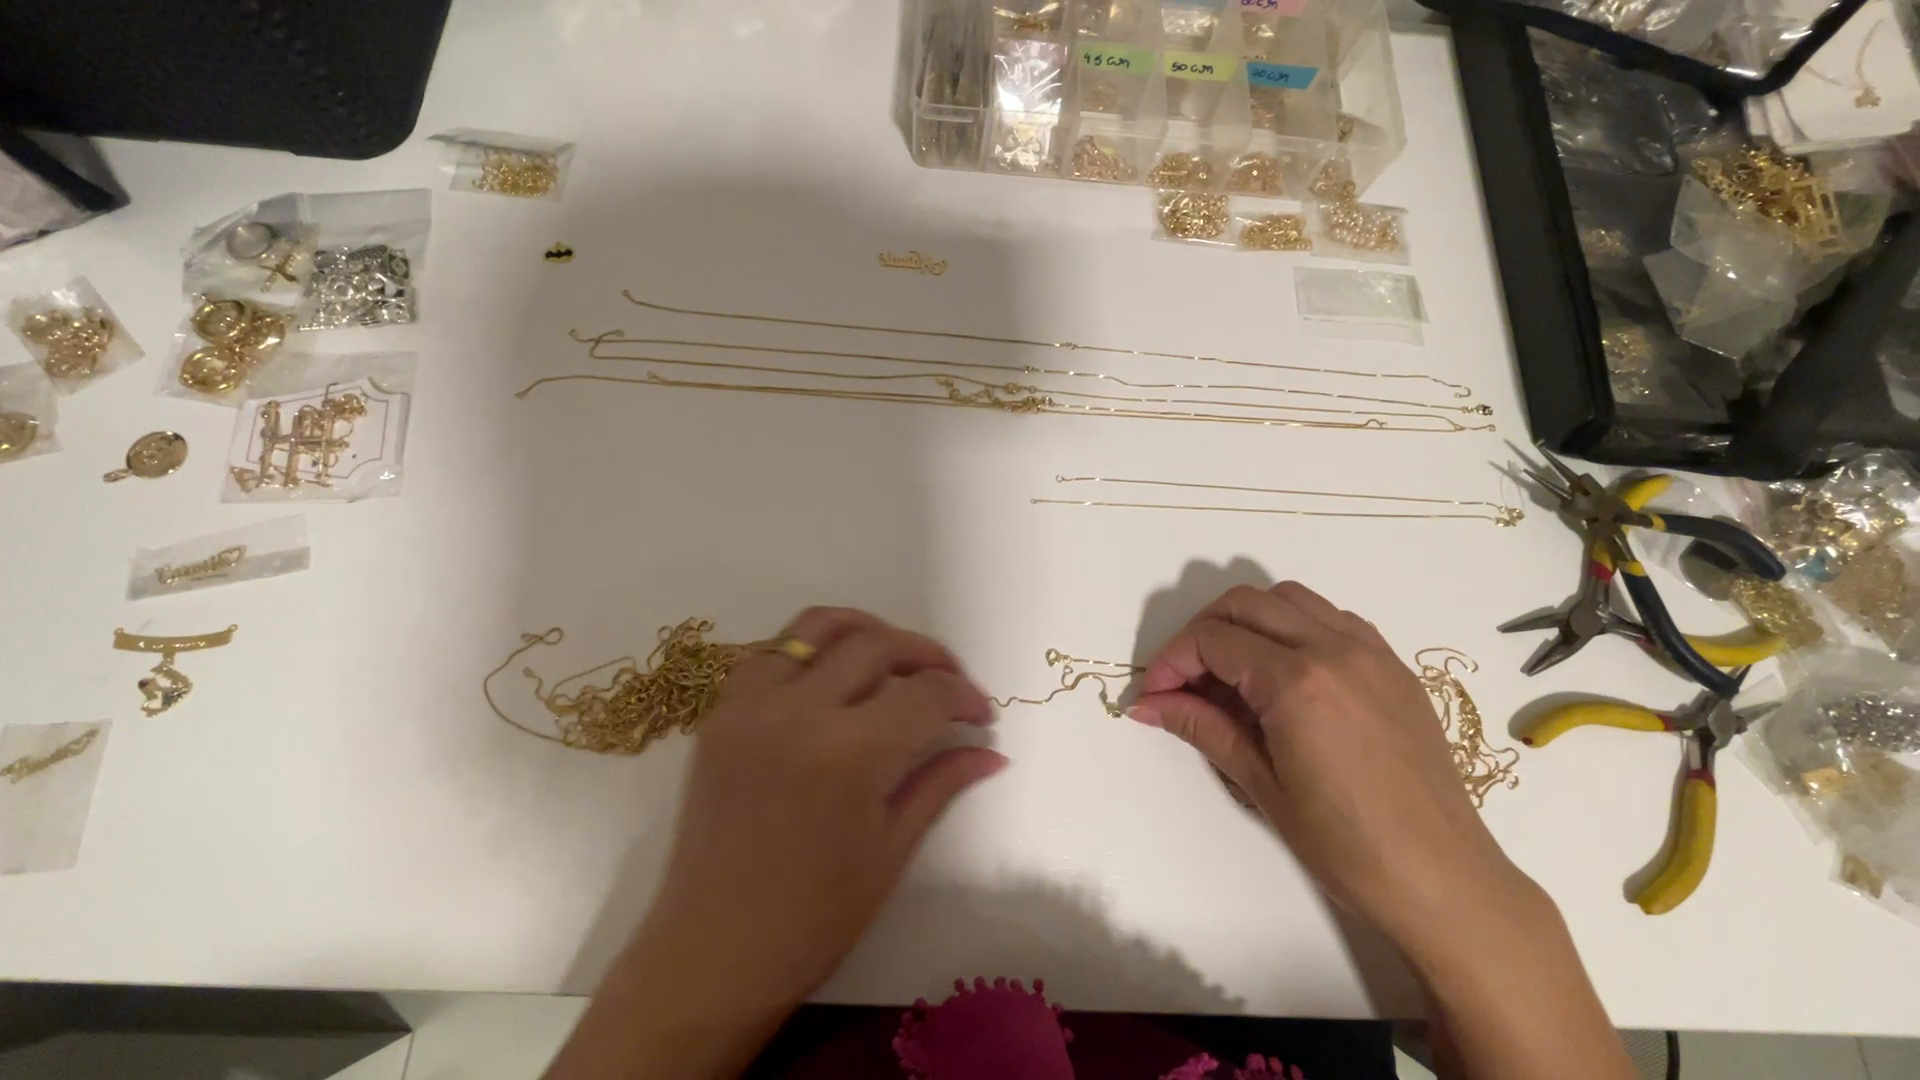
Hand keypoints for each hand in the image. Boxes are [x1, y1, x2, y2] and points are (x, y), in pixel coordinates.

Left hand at [555, 608, 1004, 1079]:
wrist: (712, 952)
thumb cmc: (813, 919)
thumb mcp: (890, 850)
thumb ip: (940, 784)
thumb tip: (991, 752)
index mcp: (848, 753)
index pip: (924, 693)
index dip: (963, 696)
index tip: (981, 714)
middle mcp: (797, 711)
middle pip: (876, 644)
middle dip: (926, 655)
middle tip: (948, 683)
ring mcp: (750, 707)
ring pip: (817, 627)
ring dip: (866, 632)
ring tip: (893, 661)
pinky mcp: (720, 715)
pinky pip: (770, 653)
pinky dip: (809, 650)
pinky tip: (831, 680)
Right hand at [1128, 583, 1536, 960]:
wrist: (1442, 877)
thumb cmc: (1344, 843)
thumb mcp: (1260, 783)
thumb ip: (1202, 727)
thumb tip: (1147, 703)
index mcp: (1297, 680)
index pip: (1212, 640)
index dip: (1170, 661)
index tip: (1153, 696)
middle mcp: (1334, 647)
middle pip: (1244, 603)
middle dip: (1201, 632)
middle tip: (1182, 681)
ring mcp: (1371, 651)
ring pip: (1289, 598)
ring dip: (1247, 621)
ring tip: (1230, 673)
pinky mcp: (1394, 665)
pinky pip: (1331, 618)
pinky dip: (1293, 627)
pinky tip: (1283, 674)